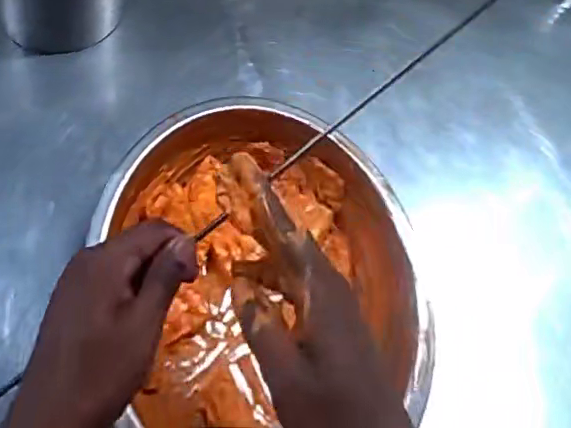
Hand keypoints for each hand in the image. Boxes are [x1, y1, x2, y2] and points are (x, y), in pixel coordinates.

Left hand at [6, 220, 197, 427]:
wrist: (49, 419)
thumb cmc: (101, 372)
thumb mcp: (143, 325)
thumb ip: (165, 276)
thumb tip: (184, 239)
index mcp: (105, 258)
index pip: (153, 229)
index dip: (180, 245)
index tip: (193, 279)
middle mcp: (86, 257)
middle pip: (135, 242)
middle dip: (162, 263)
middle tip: (176, 301)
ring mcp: (72, 277)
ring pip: (121, 261)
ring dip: (144, 277)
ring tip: (152, 316)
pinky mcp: (67, 298)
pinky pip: (105, 278)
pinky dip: (124, 289)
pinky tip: (126, 322)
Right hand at [231, 161, 409, 427]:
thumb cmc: (333, 412)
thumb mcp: (287, 374)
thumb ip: (261, 326)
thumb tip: (238, 285)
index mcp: (321, 289)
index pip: (287, 230)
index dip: (263, 197)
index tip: (246, 167)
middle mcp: (330, 288)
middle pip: (290, 239)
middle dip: (262, 211)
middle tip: (238, 183)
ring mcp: (334, 306)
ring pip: (293, 263)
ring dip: (264, 247)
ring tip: (236, 233)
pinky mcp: (335, 325)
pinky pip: (298, 285)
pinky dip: (274, 277)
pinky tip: (255, 286)